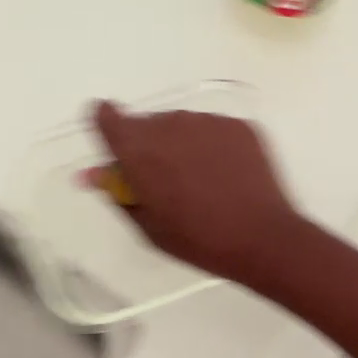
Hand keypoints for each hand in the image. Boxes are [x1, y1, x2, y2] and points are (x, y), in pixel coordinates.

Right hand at [88, 101, 306, 282]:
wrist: (263, 239)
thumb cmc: (199, 241)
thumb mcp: (148, 227)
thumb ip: (118, 193)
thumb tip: (94, 173)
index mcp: (137, 149)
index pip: (105, 116)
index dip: (109, 129)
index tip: (120, 149)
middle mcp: (169, 124)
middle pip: (147, 124)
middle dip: (150, 147)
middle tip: (170, 184)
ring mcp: (207, 121)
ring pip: (183, 126)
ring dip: (184, 146)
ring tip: (203, 185)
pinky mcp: (239, 126)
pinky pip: (215, 131)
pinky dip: (215, 148)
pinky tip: (228, 179)